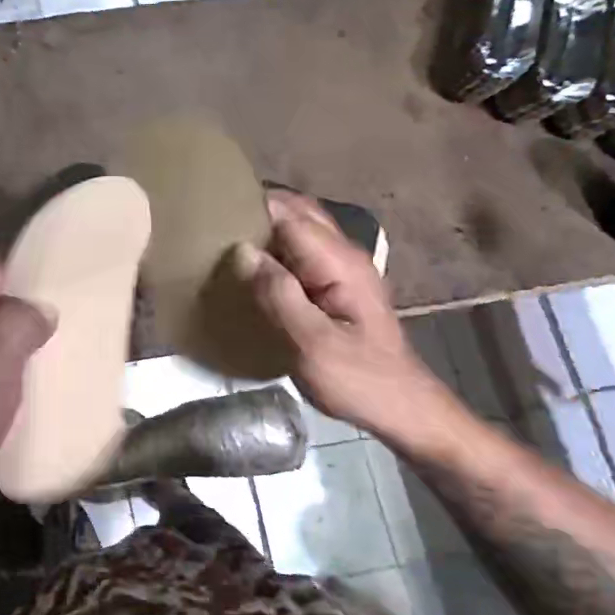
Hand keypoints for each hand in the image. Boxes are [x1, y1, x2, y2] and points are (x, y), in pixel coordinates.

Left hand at [0, 259, 55, 494]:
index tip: (72, 291)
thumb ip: (19, 323)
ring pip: (5, 319)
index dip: (38, 276)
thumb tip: (44, 308)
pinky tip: (40, 366)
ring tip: (64, 343)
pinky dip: (19, 352)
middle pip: (6, 292)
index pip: (6, 266)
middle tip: (76, 321)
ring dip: (31, 332)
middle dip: (38, 306)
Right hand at [233, 191, 455, 443]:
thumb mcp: (313, 345)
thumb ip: (278, 295)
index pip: (290, 215)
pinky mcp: (338, 285)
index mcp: (339, 262)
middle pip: (299, 212)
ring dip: (267, 226)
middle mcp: (344, 254)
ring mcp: (344, 268)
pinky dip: (276, 247)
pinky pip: (302, 251)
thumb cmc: (357, 379)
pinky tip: (252, 266)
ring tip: (225, 239)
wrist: (401, 408)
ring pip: (301, 229)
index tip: (213, 213)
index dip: (252, 207)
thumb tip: (242, 250)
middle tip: (213, 223)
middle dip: (258, 208)